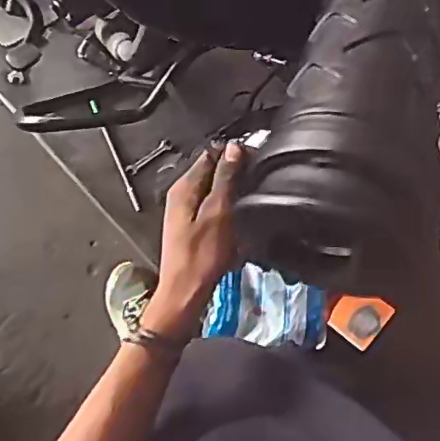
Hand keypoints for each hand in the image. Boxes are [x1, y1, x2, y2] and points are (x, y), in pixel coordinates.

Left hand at [143, 142, 243, 339]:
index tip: (256, 158)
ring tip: (253, 193)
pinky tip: (240, 213)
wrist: (186, 293)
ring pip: (213, 188)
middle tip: (258, 176)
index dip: (234, 153)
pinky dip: (228, 205)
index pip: (211, 154)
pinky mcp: (193, 226)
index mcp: (184, 187)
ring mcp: (185, 211)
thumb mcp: (217, 212)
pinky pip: (213, 205)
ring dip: (232, 189)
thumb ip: (225, 179)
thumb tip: (234, 148)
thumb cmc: (202, 255)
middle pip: (211, 170)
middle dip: (234, 170)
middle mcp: (181, 195)